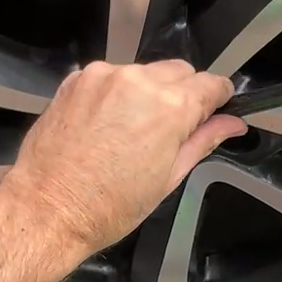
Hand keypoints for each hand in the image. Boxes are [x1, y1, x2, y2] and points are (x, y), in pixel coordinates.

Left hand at [0, 60, 244, 254]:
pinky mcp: (76, 80)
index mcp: (169, 107)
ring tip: (130, 132)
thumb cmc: (107, 207)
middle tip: (169, 131)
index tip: (215, 110)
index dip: (218, 98)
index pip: (212, 84)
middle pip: (179, 72)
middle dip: (182, 95)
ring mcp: (103, 77)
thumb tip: (232, 123)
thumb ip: (203, 141)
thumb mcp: (168, 178)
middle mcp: (137, 81)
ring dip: (146, 93)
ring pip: (143, 72)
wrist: (48, 209)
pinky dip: (115, 93)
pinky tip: (105, 125)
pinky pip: (110, 76)